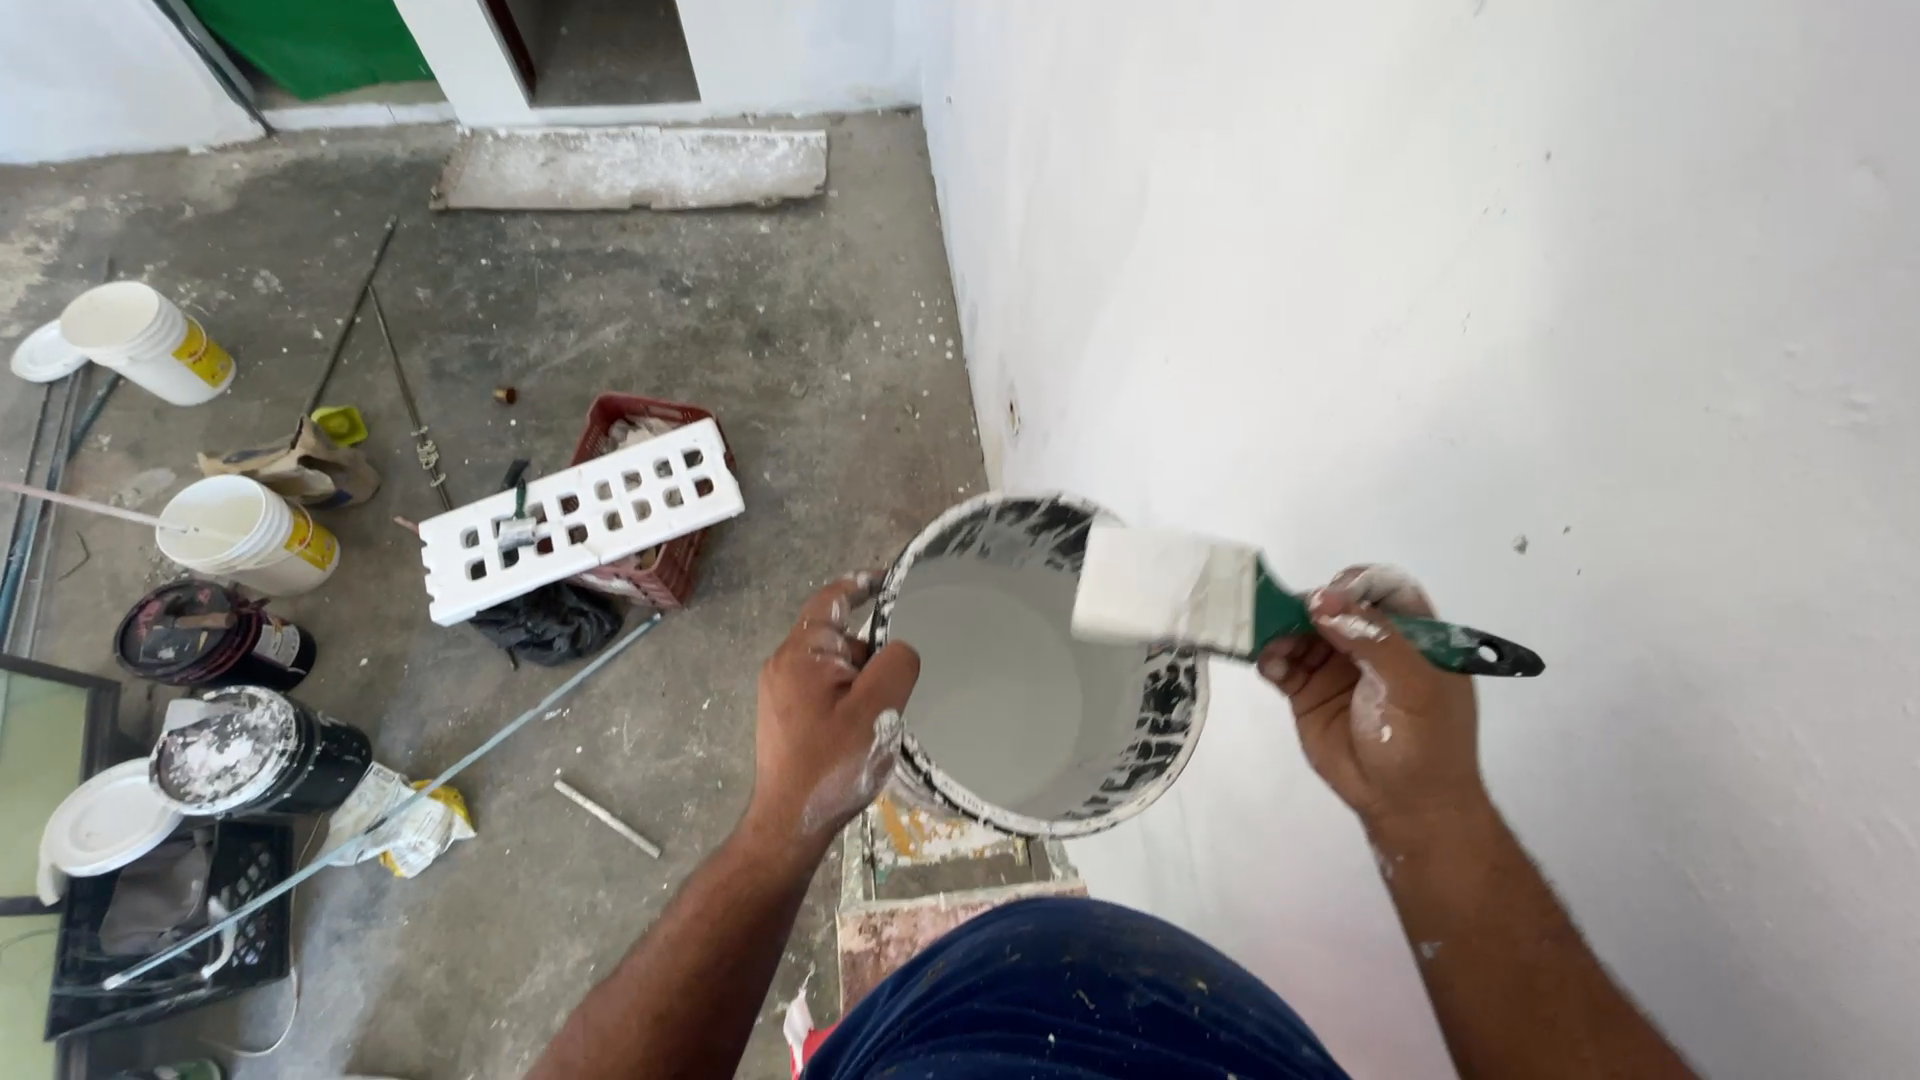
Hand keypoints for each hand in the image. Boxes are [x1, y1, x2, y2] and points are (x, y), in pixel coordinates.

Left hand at [749, 572, 920, 846]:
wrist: (789, 824)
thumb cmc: (832, 763)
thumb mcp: (877, 708)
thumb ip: (897, 662)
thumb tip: (898, 648)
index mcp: (800, 653)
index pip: (831, 599)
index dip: (861, 583)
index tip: (890, 580)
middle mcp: (783, 665)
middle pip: (838, 637)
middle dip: (872, 651)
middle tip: (902, 680)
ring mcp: (780, 693)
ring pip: (835, 667)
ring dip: (863, 680)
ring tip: (886, 714)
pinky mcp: (784, 717)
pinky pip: (825, 690)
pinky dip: (851, 697)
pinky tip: (867, 727)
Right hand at [1257, 565, 1485, 832]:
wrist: (1406, 805)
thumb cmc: (1424, 742)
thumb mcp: (1412, 686)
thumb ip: (1373, 638)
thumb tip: (1322, 598)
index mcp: (1410, 635)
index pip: (1382, 588)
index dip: (1355, 583)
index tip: (1329, 594)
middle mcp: (1369, 643)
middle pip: (1331, 606)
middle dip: (1305, 607)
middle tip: (1284, 617)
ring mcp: (1335, 666)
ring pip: (1300, 631)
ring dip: (1281, 631)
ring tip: (1273, 647)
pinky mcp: (1306, 691)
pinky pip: (1282, 663)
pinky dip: (1270, 659)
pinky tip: (1270, 667)